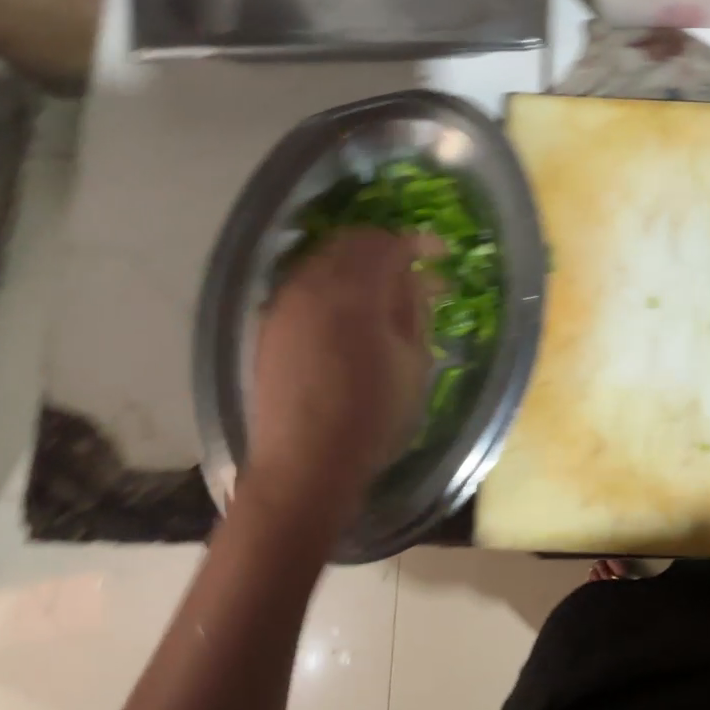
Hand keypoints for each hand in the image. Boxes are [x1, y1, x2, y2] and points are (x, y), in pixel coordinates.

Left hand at [245, 228, 440, 520]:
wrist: (305, 465)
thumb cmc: (372, 417)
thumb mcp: (413, 363)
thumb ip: (414, 311)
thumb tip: (418, 280)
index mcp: (352, 292)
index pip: (386, 243)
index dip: (417, 243)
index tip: (440, 254)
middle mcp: (311, 286)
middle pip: (349, 243)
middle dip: (385, 250)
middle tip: (414, 272)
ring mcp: (283, 305)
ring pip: (323, 262)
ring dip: (357, 267)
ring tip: (384, 295)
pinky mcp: (269, 327)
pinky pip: (305, 286)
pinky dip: (332, 286)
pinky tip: (351, 315)